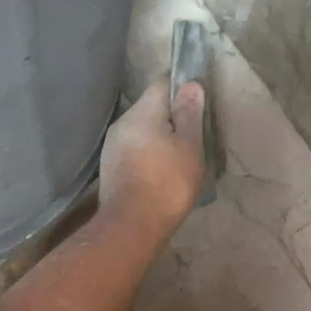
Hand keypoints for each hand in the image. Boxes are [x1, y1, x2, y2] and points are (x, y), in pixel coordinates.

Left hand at [98, 81, 206, 240]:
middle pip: (151, 107)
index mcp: (141, 112)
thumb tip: (190, 84)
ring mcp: (112, 146)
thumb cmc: (167, 183)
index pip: (162, 84)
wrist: (132, 226)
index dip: (183, 88)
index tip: (199, 103)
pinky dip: (150, 153)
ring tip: (180, 156)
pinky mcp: (111, 167)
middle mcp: (122, 123)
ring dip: (161, 137)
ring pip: (142, 130)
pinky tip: (162, 170)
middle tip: (195, 135)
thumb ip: (190, 114)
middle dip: (172, 116)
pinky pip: (135, 149)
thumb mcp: (189, 147)